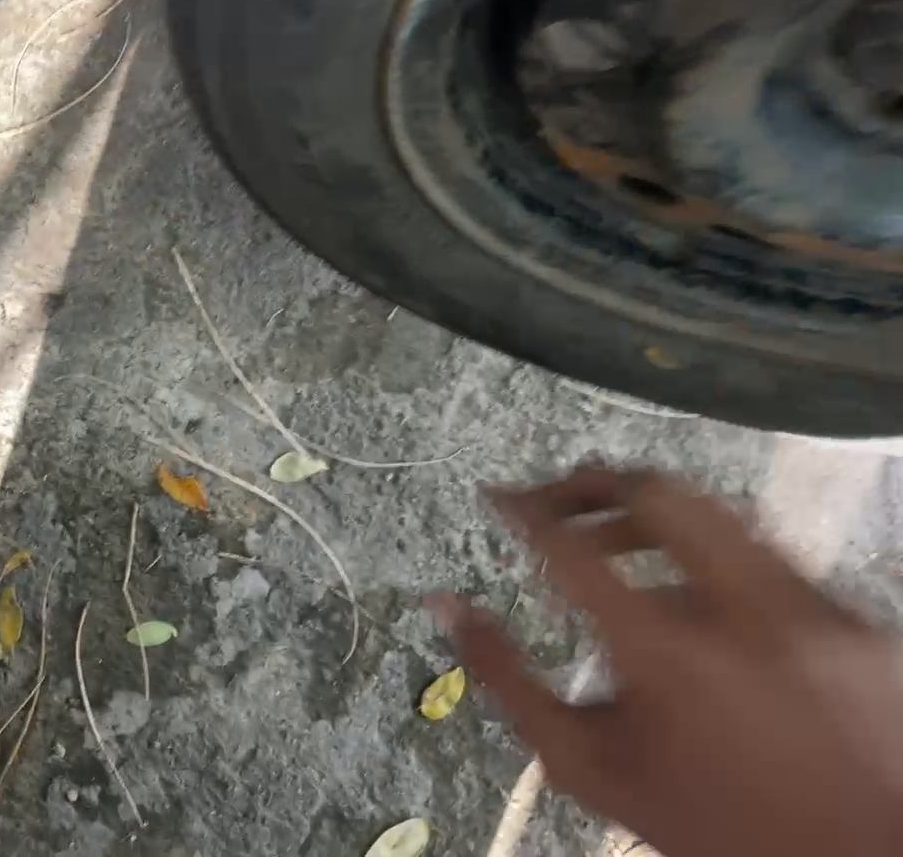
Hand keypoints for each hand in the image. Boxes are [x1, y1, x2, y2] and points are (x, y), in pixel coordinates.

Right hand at [440, 468, 902, 856]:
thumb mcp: (586, 764)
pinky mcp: (861, 620)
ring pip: (716, 510)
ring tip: (607, 530)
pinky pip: (765, 549)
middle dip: (586, 483)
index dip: (518, 506)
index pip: (567, 541)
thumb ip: (504, 677)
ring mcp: (815, 611)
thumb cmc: (715, 820)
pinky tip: (682, 579)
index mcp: (665, 648)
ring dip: (645, 510)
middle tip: (548, 496)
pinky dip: (705, 545)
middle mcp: (744, 613)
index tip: (494, 496)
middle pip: (655, 493)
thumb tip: (442, 603)